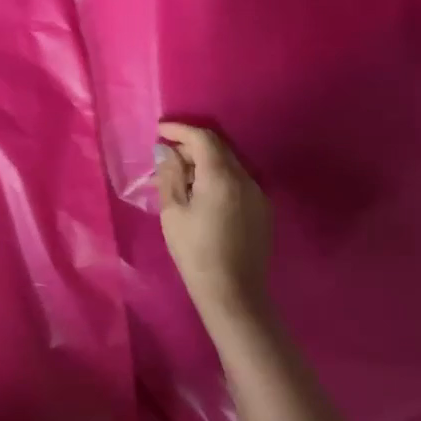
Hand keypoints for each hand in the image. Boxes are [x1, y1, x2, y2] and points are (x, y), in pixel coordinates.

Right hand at [156, 122, 273, 323]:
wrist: (232, 290)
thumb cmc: (194, 250)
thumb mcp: (173, 212)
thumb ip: (170, 177)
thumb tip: (167, 153)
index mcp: (222, 177)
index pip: (203, 139)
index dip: (180, 130)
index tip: (159, 130)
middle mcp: (246, 179)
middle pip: (218, 150)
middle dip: (190, 146)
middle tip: (164, 155)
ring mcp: (258, 195)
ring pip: (229, 166)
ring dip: (203, 164)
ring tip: (177, 177)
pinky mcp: (262, 210)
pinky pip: (237, 182)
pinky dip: (216, 179)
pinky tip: (199, 195)